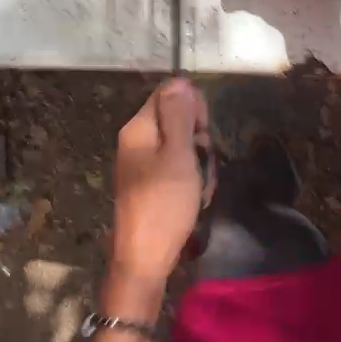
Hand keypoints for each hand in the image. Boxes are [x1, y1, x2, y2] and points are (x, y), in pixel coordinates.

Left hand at [110, 78, 210, 297]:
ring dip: (199, 165)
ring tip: (200, 188)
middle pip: (179, 120)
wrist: (144, 261)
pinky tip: (196, 199)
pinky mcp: (152, 185)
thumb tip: (179, 80)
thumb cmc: (163, 206)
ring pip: (183, 147)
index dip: (193, 108)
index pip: (170, 93)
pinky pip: (178, 169)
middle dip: (199, 141)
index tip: (202, 134)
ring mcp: (144, 164)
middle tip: (202, 164)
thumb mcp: (177, 156)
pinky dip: (192, 181)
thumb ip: (179, 117)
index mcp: (139, 128)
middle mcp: (138, 141)